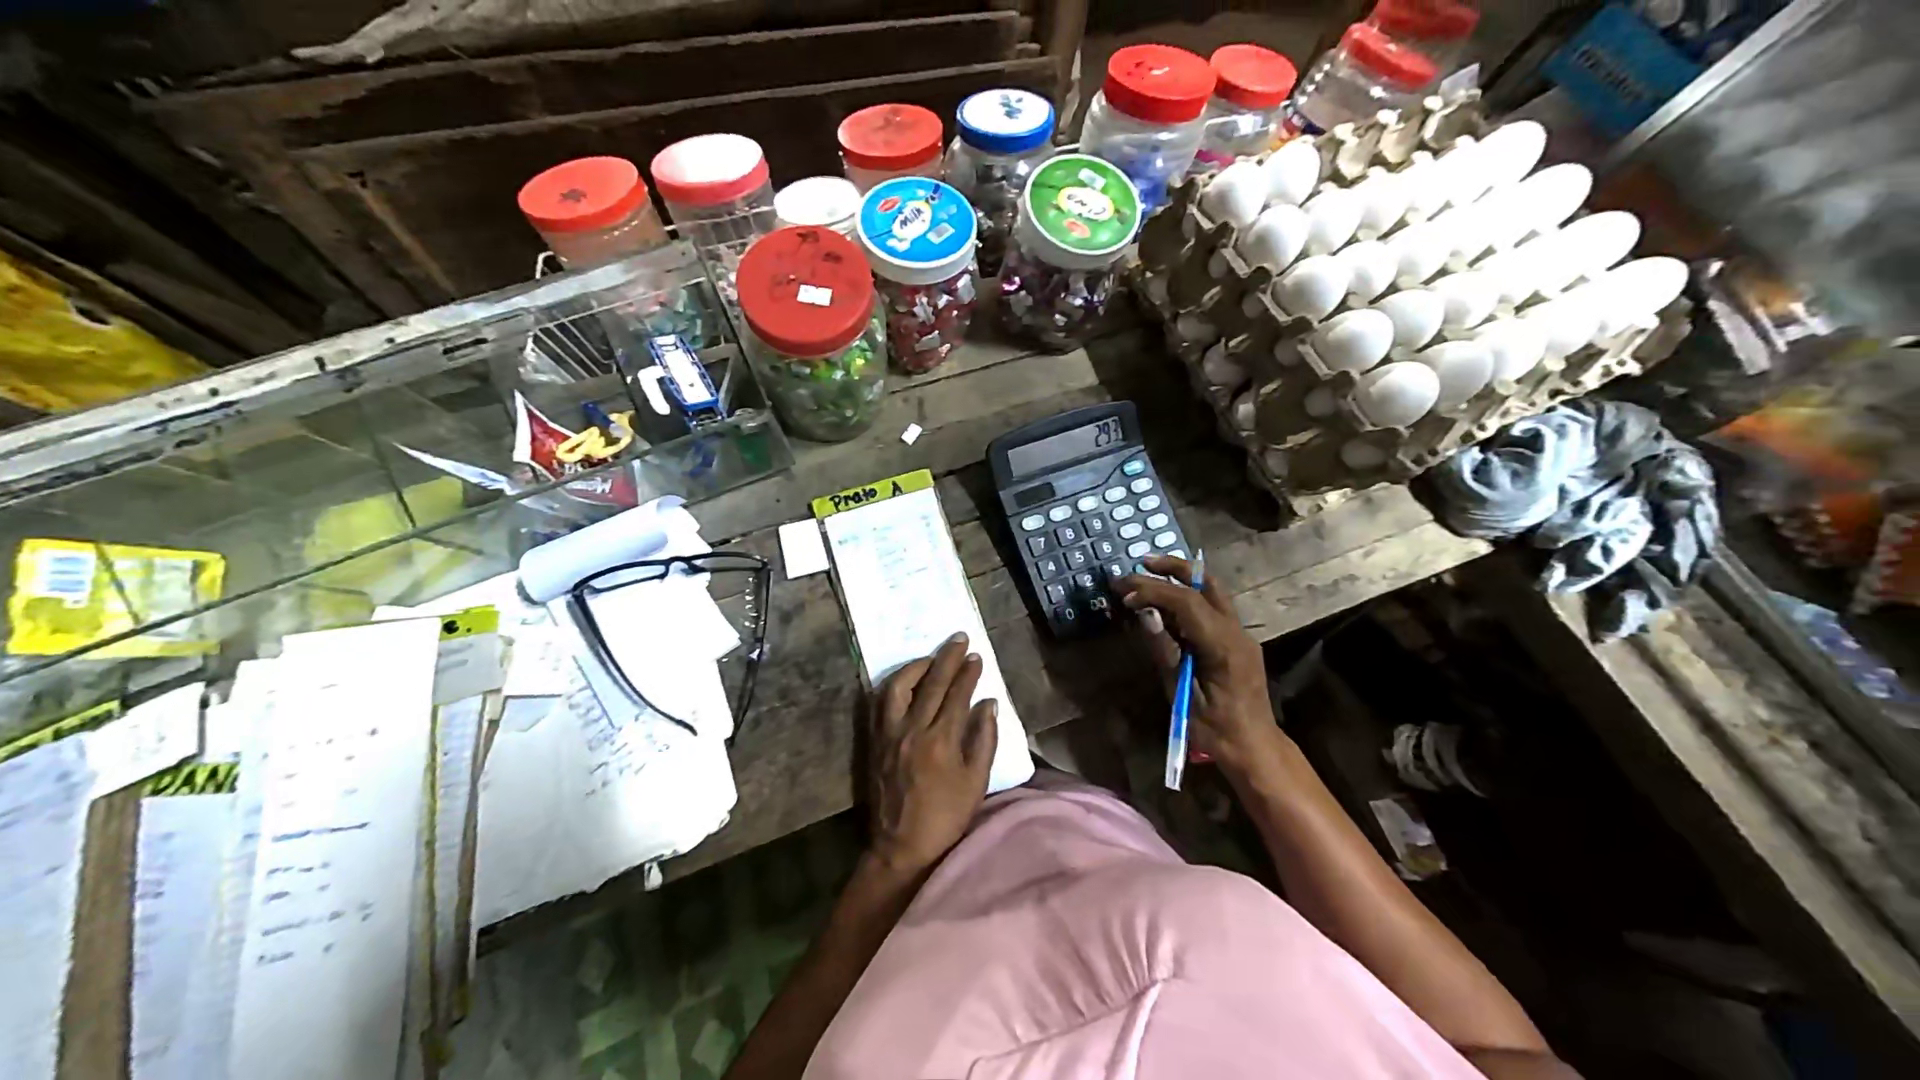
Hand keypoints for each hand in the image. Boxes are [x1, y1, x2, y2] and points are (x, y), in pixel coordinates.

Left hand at [867, 633, 998, 874]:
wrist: (902, 847)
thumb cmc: (947, 817)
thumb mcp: (976, 781)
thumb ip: (984, 738)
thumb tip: (988, 702)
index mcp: (941, 740)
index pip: (956, 694)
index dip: (968, 673)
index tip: (976, 656)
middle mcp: (912, 729)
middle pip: (931, 683)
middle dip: (947, 658)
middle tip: (959, 639)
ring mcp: (888, 734)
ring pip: (898, 687)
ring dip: (915, 666)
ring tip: (931, 657)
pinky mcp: (873, 741)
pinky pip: (879, 703)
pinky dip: (893, 686)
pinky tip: (904, 680)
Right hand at [1112, 555, 1286, 775]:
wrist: (1253, 748)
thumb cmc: (1215, 729)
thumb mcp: (1181, 692)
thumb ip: (1164, 650)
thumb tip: (1144, 614)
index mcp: (1224, 645)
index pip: (1187, 602)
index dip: (1153, 591)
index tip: (1124, 591)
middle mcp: (1237, 631)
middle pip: (1206, 584)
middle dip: (1173, 568)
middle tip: (1141, 563)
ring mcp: (1240, 635)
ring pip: (1212, 592)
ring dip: (1182, 579)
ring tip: (1149, 576)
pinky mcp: (1236, 642)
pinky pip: (1212, 608)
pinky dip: (1188, 598)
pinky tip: (1165, 605)